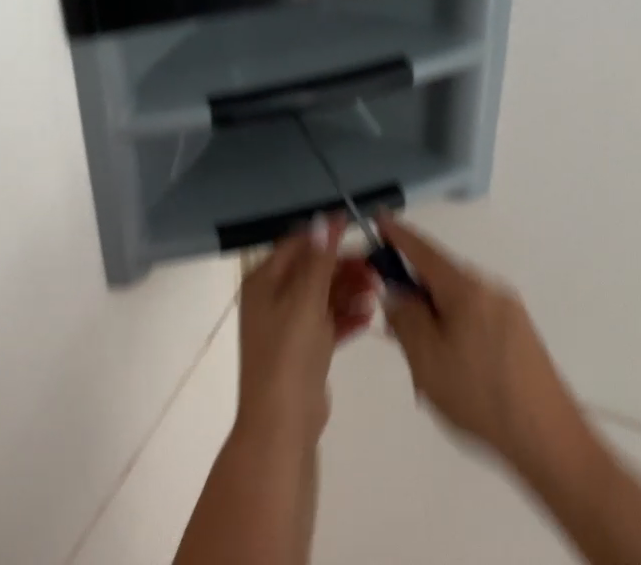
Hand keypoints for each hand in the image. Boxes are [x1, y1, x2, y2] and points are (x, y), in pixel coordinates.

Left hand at [234, 218, 377, 444]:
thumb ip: (318, 261)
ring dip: (348, 292)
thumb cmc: (289, 353)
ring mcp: (287, 325)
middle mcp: (271, 299)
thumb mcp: (305, 301)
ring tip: (377, 292)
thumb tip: (324, 220)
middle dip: (343, 267)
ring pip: (321, 297)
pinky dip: (346, 318)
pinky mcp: (303, 349)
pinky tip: (370, 318)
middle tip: (376, 269)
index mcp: (263, 281)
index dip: (325, 236)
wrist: (282, 420)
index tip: (357, 230)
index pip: (295, 245)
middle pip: (311, 271)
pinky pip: (327, 323)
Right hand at [376, 215, 594, 478]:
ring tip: (424, 366)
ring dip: (431, 320)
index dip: (396, 234)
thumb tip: (396, 292)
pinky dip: (452, 333)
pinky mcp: (520, 336)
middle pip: (438, 277)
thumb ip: (403, 316)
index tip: (375, 219)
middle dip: (412, 294)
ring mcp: (509, 313)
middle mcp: (490, 290)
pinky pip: (473, 320)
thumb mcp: (425, 358)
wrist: (551, 443)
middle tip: (395, 331)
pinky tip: (450, 372)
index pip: (422, 249)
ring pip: (455, 302)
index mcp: (465, 288)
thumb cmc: (479, 396)